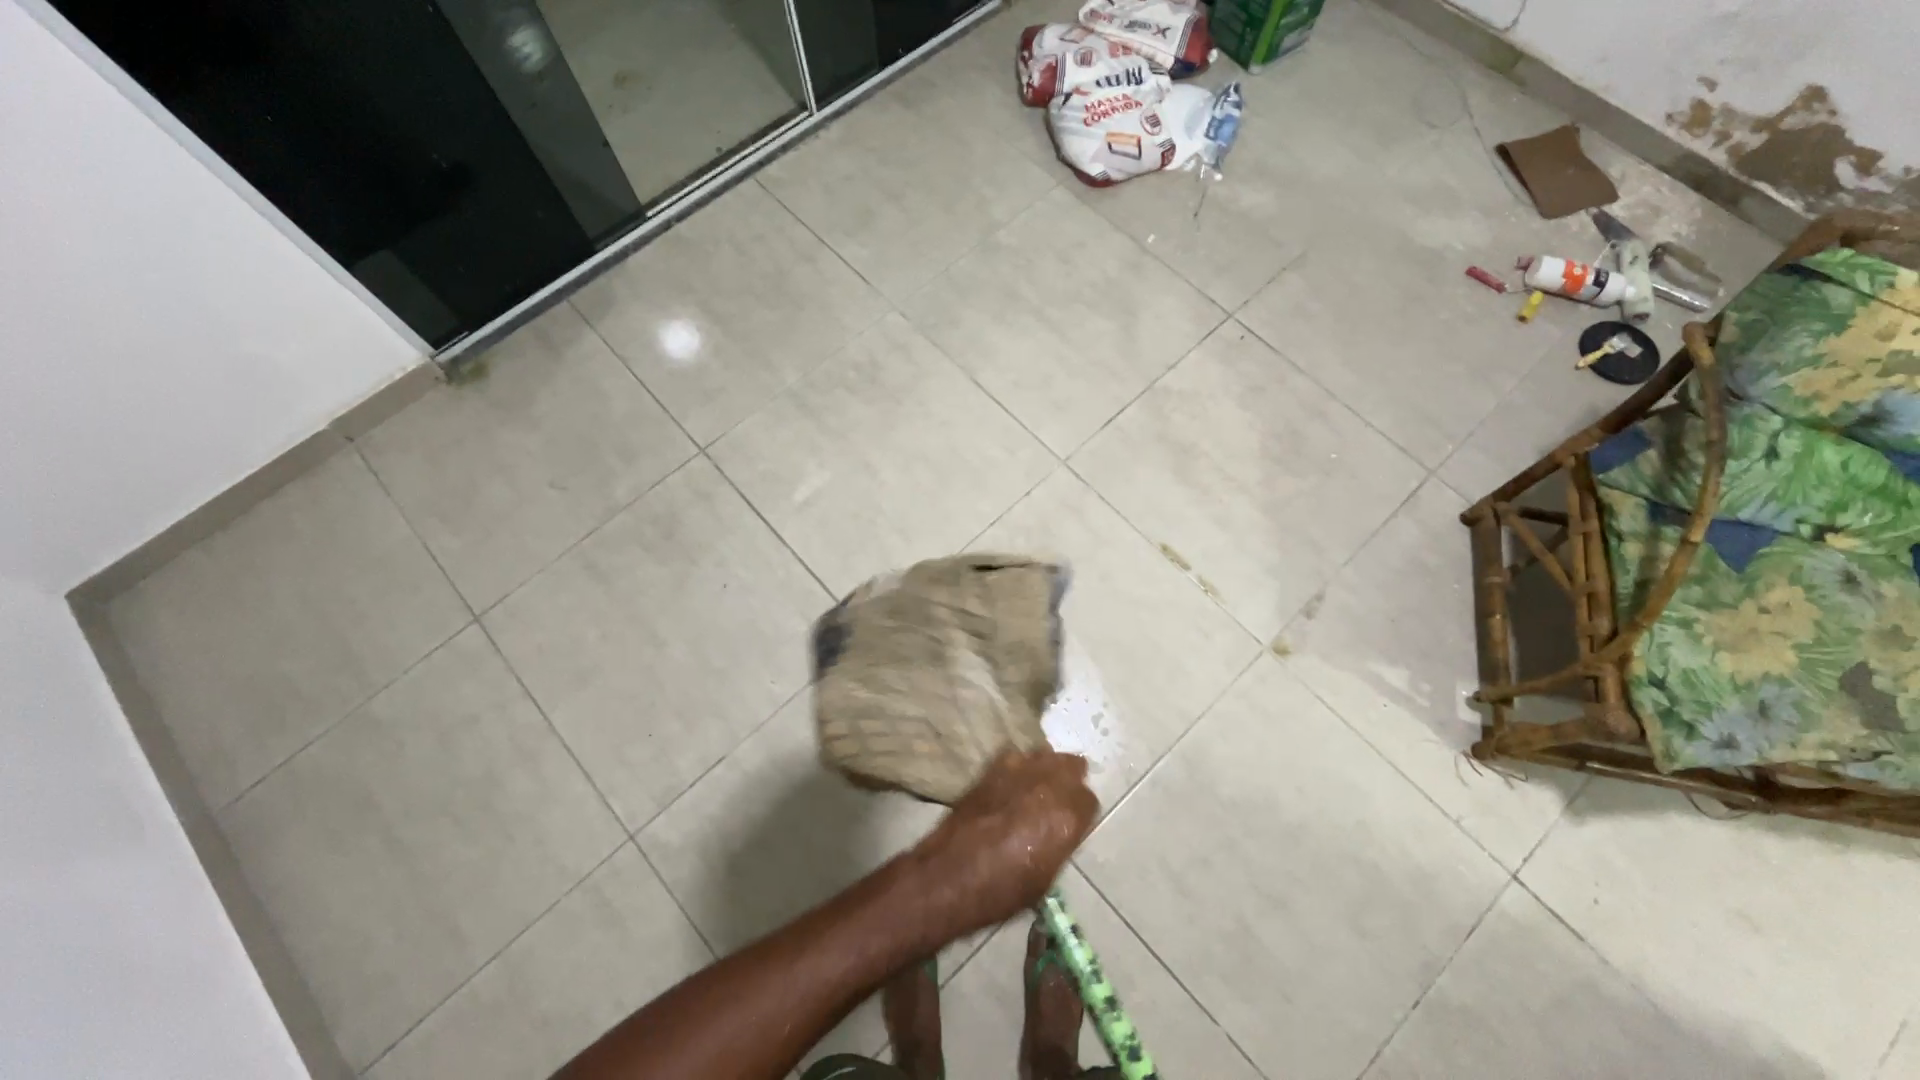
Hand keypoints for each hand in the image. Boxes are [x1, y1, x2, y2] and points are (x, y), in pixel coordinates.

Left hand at [906, 750, 1098, 942]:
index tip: (1072, 822)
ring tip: (1037, 786)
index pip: (1089, 800)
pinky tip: (1011, 783)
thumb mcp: (1047, 877)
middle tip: (1059, 799)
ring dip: (1045, 767)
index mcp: (1067, 817)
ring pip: (1044, 754)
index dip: (1080, 812)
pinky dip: (1018, 766)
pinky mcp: (991, 768)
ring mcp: (1018, 771)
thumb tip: (1061, 830)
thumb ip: (1061, 842)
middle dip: (1069, 780)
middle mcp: (1048, 786)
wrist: (951, 876)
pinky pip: (1015, 756)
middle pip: (1072, 766)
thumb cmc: (1003, 890)